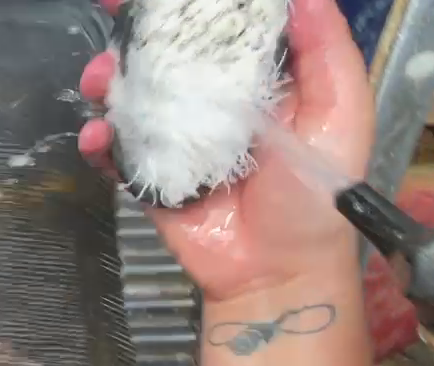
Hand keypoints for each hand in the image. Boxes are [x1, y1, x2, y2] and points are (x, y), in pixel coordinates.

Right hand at [78, 0, 373, 301]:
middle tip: (112, 18)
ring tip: (96, 80)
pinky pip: (119, 160)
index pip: (223, 31)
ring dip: (108, 87)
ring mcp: (177, 147)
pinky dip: (100, 147)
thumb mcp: (339, 112)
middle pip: (167, 62)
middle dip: (135, 40)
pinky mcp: (152, 186)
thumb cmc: (318, 194)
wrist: (277, 270)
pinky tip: (94, 136)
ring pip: (134, 106)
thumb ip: (324, 53)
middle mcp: (213, 107)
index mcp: (260, 81)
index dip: (190, 7)